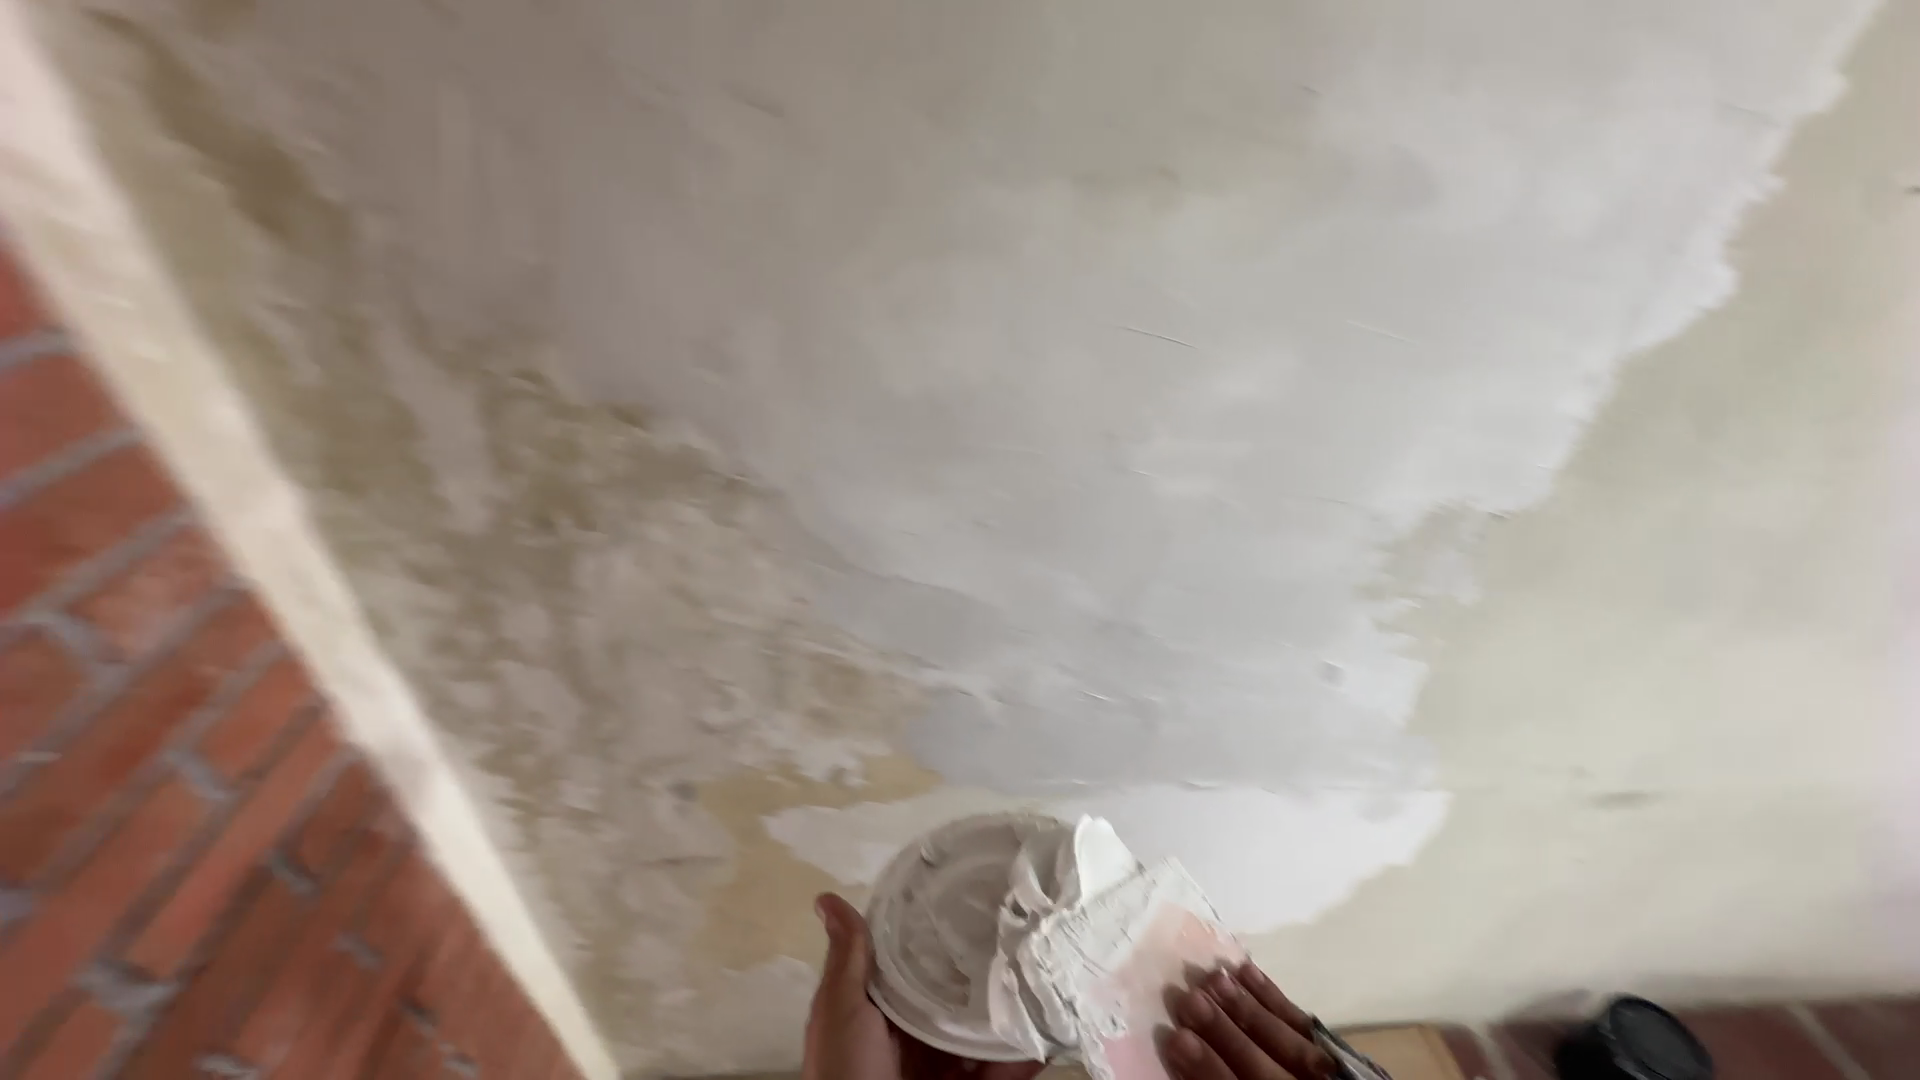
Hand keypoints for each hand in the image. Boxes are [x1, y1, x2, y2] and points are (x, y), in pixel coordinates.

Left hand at [805, 892, 1048, 1079]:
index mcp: (883, 1013)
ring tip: (1043, 972)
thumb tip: (826, 898)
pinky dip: (1025, 1055)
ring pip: (984, 1030)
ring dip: (1012, 1008)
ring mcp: (944, 1068)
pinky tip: (1049, 1028)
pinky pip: (1004, 1069)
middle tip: (1018, 932)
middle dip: (984, 970)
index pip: (914, 963)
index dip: (937, 933)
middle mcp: (916, 1036)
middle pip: (955, 995)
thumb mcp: (840, 1012)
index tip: (968, 896)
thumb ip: (848, 961)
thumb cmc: (846, 1071)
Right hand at [1164, 963, 1336, 1079]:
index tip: (1175, 1036)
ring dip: (1246, 1008)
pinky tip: (1246, 970)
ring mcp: (1320, 1076)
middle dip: (1223, 1032)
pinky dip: (1273, 998)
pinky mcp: (1329, 1051)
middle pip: (1260, 1068)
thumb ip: (1209, 1075)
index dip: (1207, 1068)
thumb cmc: (1253, 1078)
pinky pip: (1303, 1025)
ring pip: (1285, 1042)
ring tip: (1214, 978)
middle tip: (1189, 998)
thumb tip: (1177, 1046)